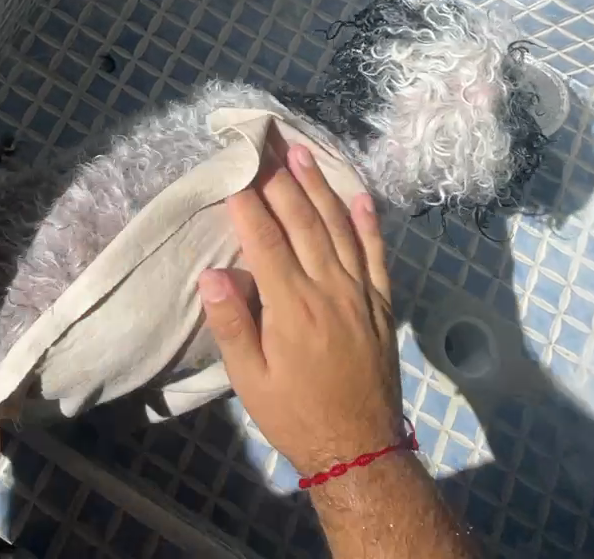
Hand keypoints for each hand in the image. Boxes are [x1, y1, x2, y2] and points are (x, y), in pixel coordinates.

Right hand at [198, 138, 401, 475]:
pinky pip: (376, 255)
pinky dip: (368, 223)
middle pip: (302, 222)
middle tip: (265, 143)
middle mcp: (328, 290)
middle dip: (280, 179)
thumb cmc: (293, 413)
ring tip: (302, 153)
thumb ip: (231, 324)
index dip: (248, 203)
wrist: (359, 450)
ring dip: (320, 187)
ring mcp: (360, 294)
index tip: (234, 170)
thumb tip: (212, 274)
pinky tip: (359, 195)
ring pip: (338, 228)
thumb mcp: (249, 380)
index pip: (266, 240)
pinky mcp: (381, 304)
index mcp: (292, 306)